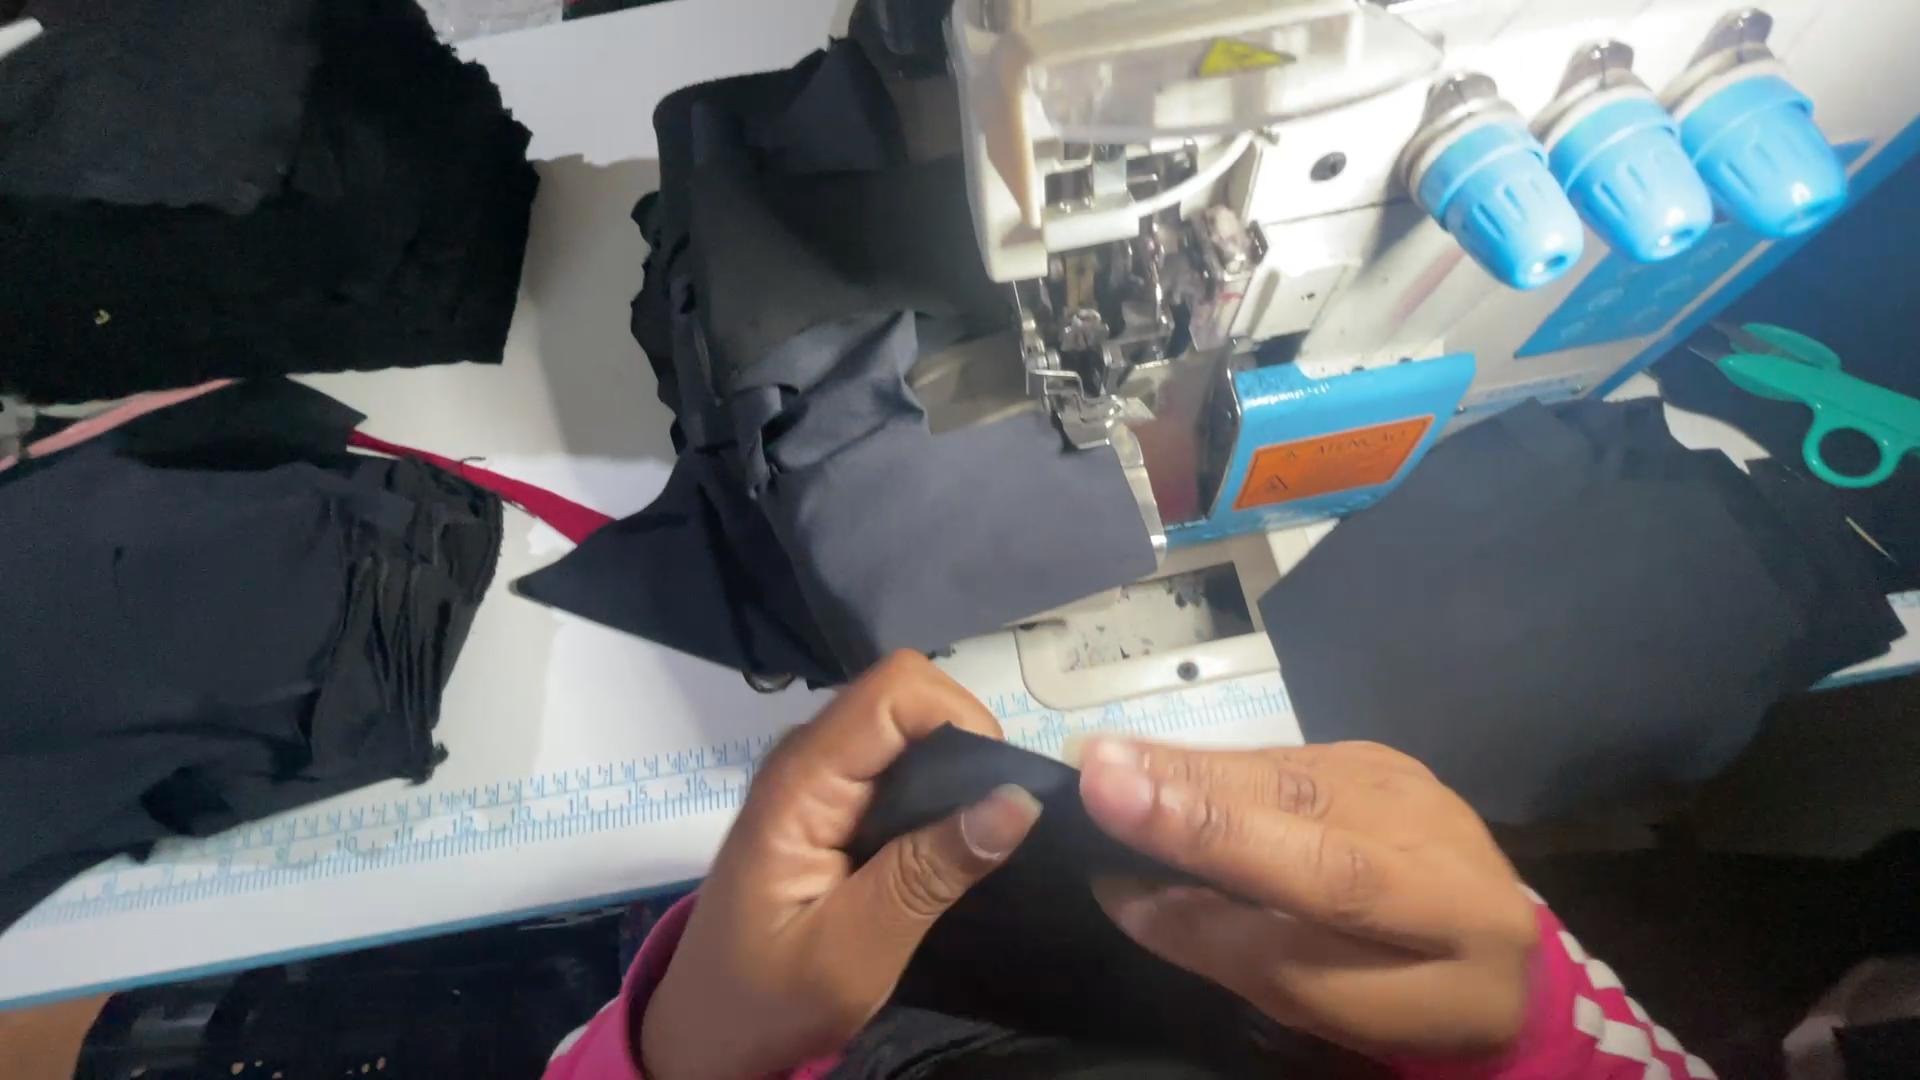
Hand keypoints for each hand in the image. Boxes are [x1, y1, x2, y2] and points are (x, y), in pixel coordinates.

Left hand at [639, 652, 1041, 1079]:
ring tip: (972, 829)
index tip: (994, 786)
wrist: (708, 1028)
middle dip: (962, 738)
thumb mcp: (856, 953)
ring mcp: (818, 769)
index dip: (957, 716)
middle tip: (989, 816)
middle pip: (902, 694)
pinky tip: (943, 831)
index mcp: (803, 779)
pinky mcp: (830, 790)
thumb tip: (1018, 801)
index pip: (893, 691)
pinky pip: (895, 754)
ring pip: (904, 720)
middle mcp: (808, 753)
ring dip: (953, 762)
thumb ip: (931, 873)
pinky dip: (935, 781)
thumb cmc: (768, 998)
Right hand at [1077, 739, 1536, 1060]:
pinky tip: (1153, 758)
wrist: (1497, 937)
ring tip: (1107, 755)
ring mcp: (1397, 777)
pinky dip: (1207, 763)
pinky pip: (1274, 756)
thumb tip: (1125, 889)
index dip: (1217, 856)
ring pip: (1276, 770)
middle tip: (1099, 771)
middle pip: (1296, 811)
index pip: (1323, 887)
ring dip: (1184, 764)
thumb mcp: (1334, 1004)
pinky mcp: (1369, 750)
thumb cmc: (1410, 994)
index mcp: (1443, 920)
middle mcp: (1426, 831)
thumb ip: (1235, 946)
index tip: (1116, 845)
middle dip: (1192, 796)